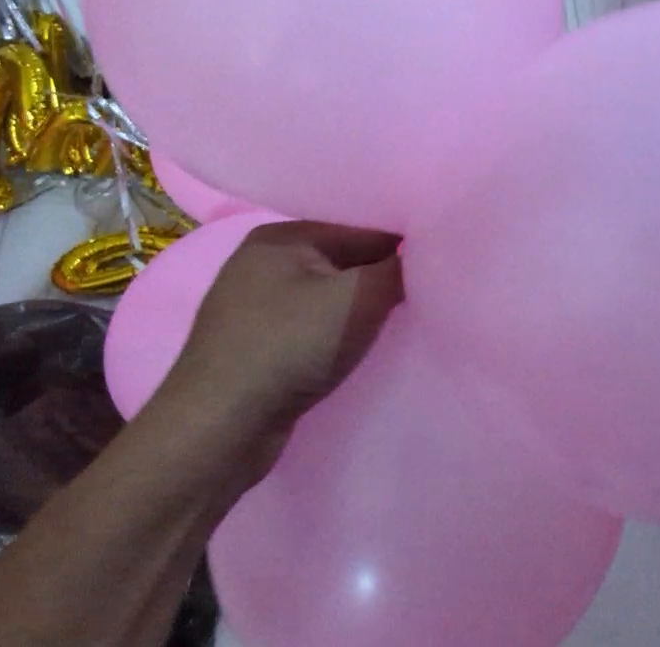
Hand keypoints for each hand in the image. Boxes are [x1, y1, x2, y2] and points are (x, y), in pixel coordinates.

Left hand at [152, 220, 403, 483]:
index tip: (443, 267)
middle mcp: (263, 261)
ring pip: (333, 295)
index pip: (366, 228)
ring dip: (363, 309)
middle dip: (385, 278)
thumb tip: (429, 251)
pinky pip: (314, 324)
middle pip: (349, 260)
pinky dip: (340, 333)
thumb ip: (401, 267)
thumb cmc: (289, 348)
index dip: (407, 247)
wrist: (216, 431)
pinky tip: (360, 348)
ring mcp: (254, 305)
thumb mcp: (359, 298)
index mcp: (282, 235)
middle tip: (429, 296)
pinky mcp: (255, 344)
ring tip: (399, 323)